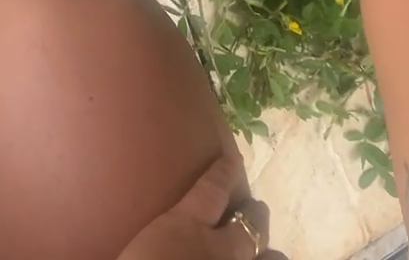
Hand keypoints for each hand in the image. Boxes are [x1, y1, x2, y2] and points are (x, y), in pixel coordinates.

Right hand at [116, 154, 282, 259]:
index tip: (234, 158)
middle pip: (249, 224)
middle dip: (255, 215)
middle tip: (256, 209)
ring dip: (269, 252)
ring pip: (270, 258)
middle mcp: (218, 247)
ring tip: (270, 251)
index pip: (212, 188)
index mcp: (185, 225)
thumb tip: (158, 230)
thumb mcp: (137, 247)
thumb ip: (156, 233)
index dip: (225, 171)